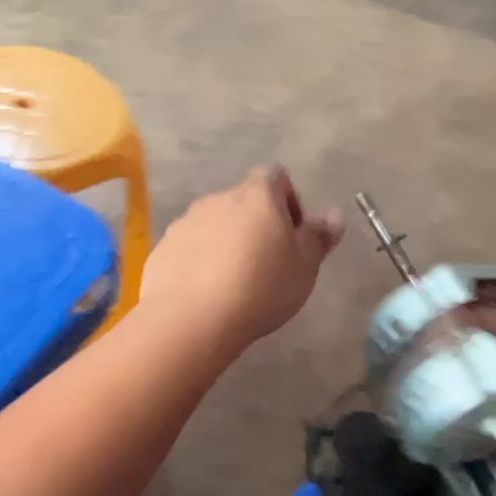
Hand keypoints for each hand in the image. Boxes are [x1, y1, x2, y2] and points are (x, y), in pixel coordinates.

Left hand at [139, 166, 342, 352]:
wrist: (191, 319)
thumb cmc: (260, 289)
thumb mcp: (304, 268)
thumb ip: (319, 238)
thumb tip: (334, 215)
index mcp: (256, 196)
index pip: (275, 177)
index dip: (288, 201)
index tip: (292, 235)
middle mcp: (217, 199)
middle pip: (242, 202)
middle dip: (255, 225)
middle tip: (266, 264)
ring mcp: (184, 223)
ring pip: (212, 225)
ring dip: (224, 243)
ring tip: (233, 283)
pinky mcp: (161, 249)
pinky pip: (187, 249)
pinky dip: (198, 262)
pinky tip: (205, 294)